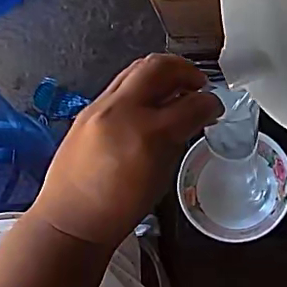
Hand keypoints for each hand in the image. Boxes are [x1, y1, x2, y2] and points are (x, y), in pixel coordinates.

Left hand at [28, 54, 221, 248]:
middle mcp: (121, 111)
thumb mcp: (161, 176)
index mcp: (147, 134)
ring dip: (162, 74)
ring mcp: (100, 107)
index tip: (215, 107)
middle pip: (160, 67)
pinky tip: (150, 104)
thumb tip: (192, 119)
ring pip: (137, 70)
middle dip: (186, 70)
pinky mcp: (87, 110)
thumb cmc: (119, 209)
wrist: (70, 219)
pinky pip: (121, 85)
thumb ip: (177, 140)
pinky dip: (142, 87)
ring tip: (175, 88)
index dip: (210, 103)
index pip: (190, 103)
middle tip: (198, 84)